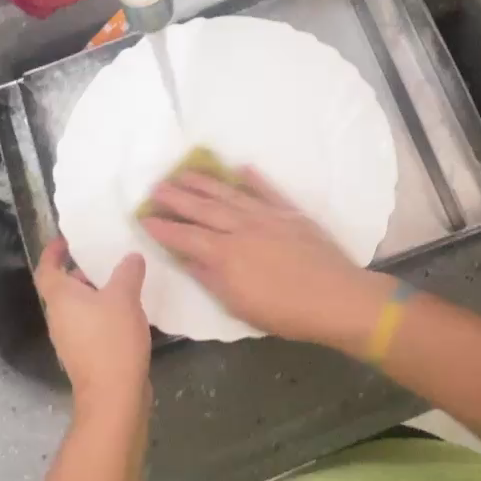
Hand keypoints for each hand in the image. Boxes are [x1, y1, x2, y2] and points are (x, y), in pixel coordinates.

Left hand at [35, 238, 151, 418]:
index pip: (47, 269)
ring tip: (121, 284)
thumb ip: (128, 273)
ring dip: (94, 295)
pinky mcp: (84, 356)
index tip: (65, 241)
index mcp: (60, 298)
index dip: (52, 252)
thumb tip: (130, 257)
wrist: (113, 394)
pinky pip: (89, 325)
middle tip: (104, 260)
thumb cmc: (112, 339)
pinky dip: (102, 314)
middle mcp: (58, 317)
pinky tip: (126, 314)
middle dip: (81, 273)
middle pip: (63, 289)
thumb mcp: (125, 298)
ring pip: (78, 308)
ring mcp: (69, 339)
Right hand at [140, 168, 396, 351]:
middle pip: (203, 208)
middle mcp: (242, 228)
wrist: (337, 298)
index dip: (163, 227)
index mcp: (225, 254)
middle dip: (177, 197)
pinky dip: (253, 179)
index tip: (144, 216)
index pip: (186, 236)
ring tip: (184, 171)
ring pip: (229, 194)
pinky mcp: (291, 213)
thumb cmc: (285, 312)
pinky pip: (268, 190)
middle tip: (156, 186)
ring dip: (204, 182)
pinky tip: (240, 168)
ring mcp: (267, 216)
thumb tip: (187, 258)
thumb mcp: (239, 305)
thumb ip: (210, 278)